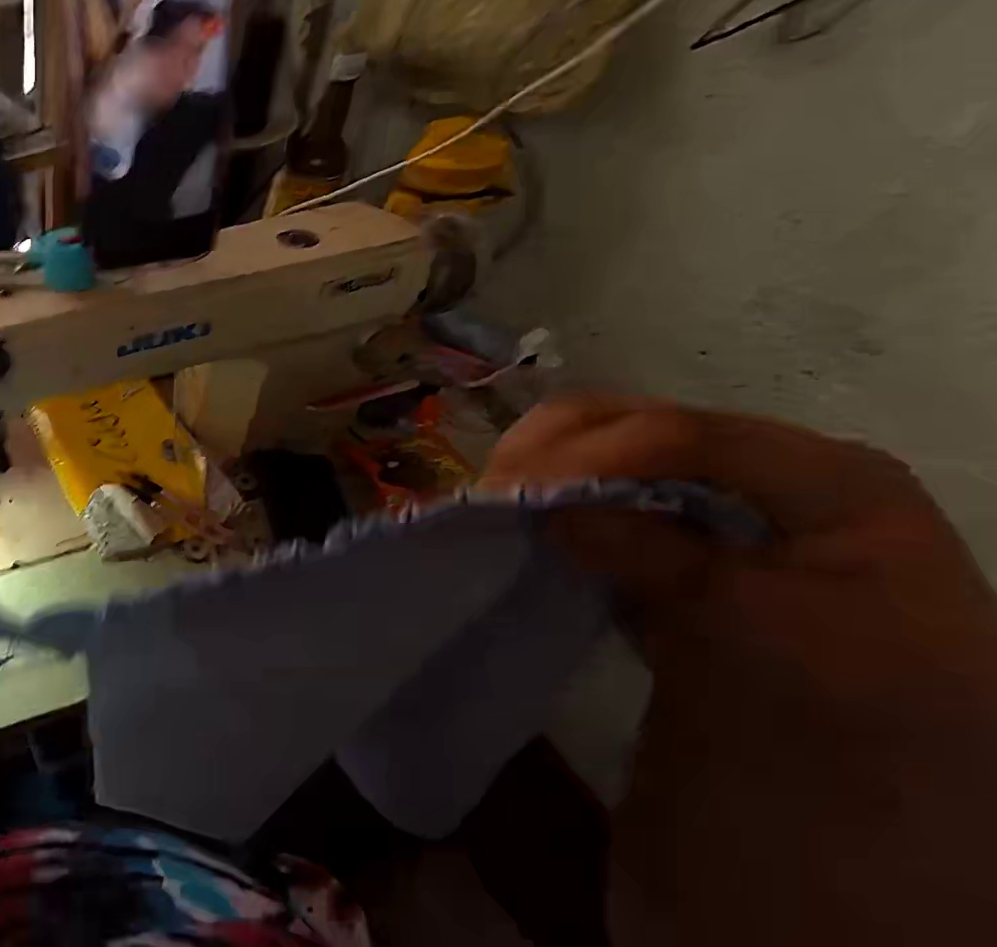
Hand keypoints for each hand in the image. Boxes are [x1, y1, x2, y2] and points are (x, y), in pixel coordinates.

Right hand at [484, 397, 996, 945]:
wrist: (823, 899)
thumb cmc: (831, 771)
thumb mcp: (774, 659)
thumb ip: (673, 565)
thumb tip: (551, 509)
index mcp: (841, 504)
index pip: (700, 437)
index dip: (601, 452)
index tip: (511, 496)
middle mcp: (777, 506)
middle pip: (648, 432)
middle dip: (559, 450)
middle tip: (492, 498)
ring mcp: (716, 546)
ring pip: (611, 469)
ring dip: (541, 475)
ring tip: (490, 511)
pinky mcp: (662, 589)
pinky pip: (596, 524)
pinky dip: (543, 516)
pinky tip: (509, 535)